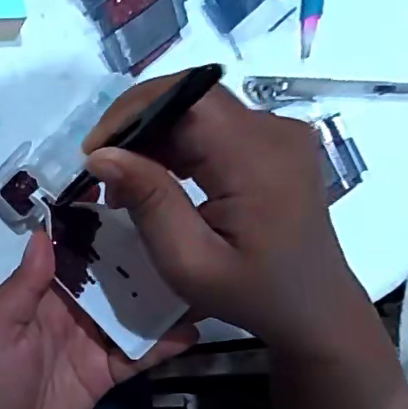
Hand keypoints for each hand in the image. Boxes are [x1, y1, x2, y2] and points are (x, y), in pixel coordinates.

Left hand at [0, 230, 193, 408]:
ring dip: (163, 298)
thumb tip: (44, 234)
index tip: (131, 194)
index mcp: (45, 292)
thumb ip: (24, 285)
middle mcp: (74, 309)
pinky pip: (140, 354)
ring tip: (202, 277)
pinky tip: (193, 330)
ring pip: (134, 312)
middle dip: (144, 256)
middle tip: (188, 231)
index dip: (98, 225)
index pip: (75, 251)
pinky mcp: (108, 371)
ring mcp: (94, 340)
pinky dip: (164, 344)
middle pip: (114, 277)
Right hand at [81, 72, 376, 353]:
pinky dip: (174, 147)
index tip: (94, 152)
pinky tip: (157, 182)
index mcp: (257, 158)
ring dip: (151, 139)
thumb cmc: (251, 293)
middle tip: (102, 174)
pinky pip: (211, 128)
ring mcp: (277, 134)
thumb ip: (148, 202)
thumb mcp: (188, 260)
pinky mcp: (272, 144)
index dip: (132, 112)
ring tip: (125, 185)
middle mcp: (274, 131)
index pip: (187, 99)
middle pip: (189, 100)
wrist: (313, 308)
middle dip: (135, 126)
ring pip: (196, 111)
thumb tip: (101, 155)